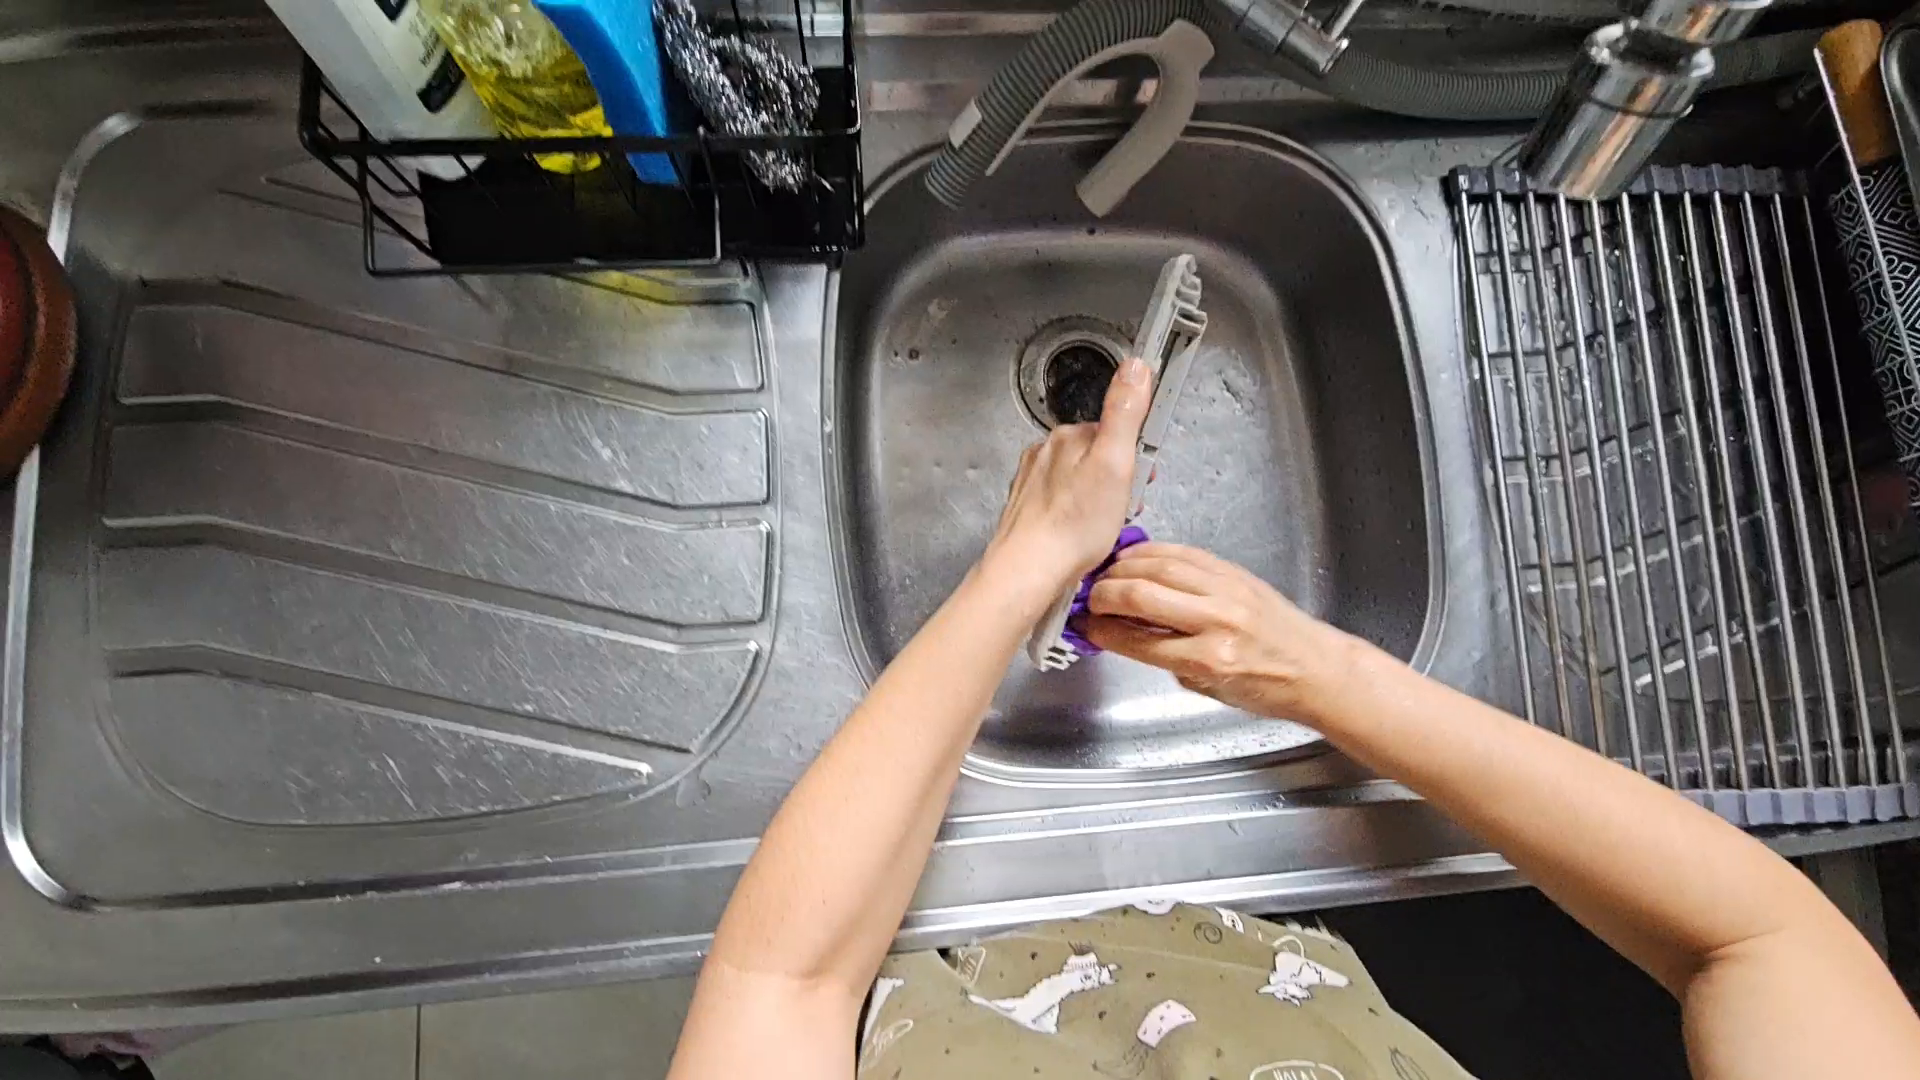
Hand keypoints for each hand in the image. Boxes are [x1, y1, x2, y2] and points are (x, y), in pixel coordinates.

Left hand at [979, 355, 1152, 605]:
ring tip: (1104, 528)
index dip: (1136, 456)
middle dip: (1118, 480)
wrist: (1029, 569)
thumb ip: (1124, 412)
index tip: (1143, 478)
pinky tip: (1083, 536)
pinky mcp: (1028, 509)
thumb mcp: (1115, 462)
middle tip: (1124, 509)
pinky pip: (1063, 504)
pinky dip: (1078, 516)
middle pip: (1097, 456)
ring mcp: (1033, 481)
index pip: (1114, 431)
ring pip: (1080, 481)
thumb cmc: (1075, 524)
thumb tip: (1135, 366)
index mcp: (1068, 437)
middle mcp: (1046, 453)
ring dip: (1099, 500)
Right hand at [1082, 543, 1351, 719]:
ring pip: (1159, 566)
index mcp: (1208, 661)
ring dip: (1122, 569)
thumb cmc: (1264, 687)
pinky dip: (1151, 553)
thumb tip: (1121, 632)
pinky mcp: (1233, 572)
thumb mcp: (1207, 688)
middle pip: (1142, 596)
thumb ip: (1164, 658)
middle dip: (1104, 595)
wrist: (1316, 668)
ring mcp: (1226, 590)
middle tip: (1087, 599)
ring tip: (1104, 575)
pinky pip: (1183, 553)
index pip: (1138, 641)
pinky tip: (1133, 558)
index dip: (1103, 631)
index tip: (1084, 625)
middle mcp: (1216, 621)